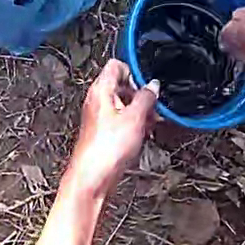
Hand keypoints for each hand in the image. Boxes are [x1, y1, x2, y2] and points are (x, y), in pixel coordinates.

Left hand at [63, 59, 158, 199]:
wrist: (92, 178)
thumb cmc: (107, 149)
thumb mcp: (135, 118)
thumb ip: (146, 98)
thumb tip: (153, 86)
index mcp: (101, 90)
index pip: (116, 66)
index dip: (134, 73)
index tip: (147, 87)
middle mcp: (97, 101)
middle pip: (122, 86)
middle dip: (140, 96)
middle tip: (152, 108)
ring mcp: (99, 117)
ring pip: (123, 104)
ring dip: (139, 111)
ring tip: (150, 124)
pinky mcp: (102, 132)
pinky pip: (120, 120)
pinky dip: (132, 124)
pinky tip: (142, 135)